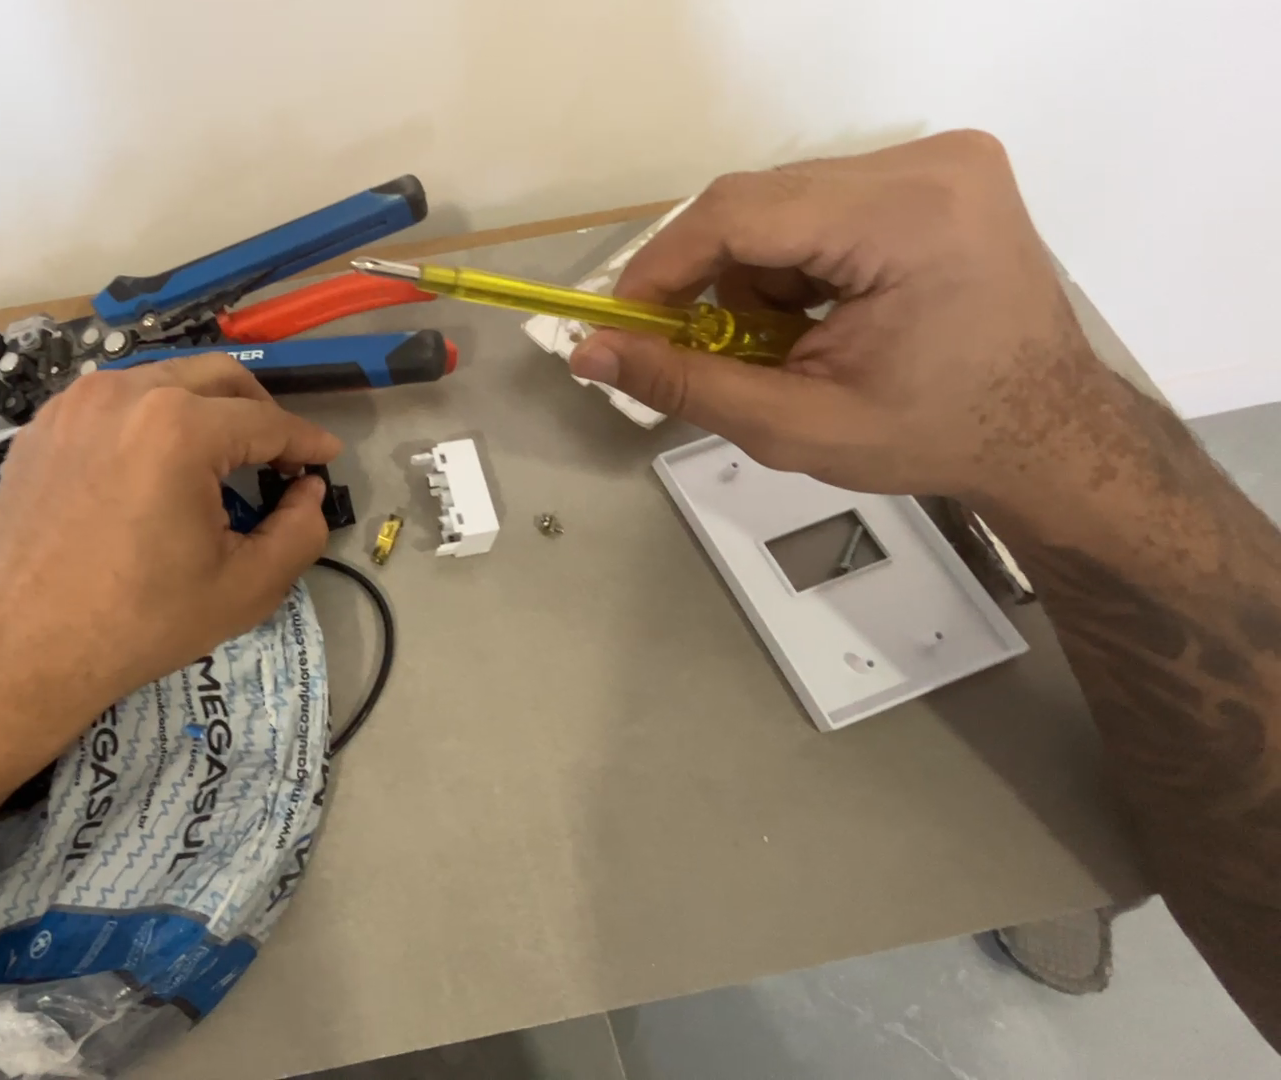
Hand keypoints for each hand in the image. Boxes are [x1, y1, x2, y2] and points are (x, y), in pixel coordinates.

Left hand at [0, 353, 341, 755]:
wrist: (27, 649)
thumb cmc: (142, 622)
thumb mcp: (246, 588)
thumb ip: (301, 530)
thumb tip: (308, 490)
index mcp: (180, 430)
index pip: (266, 421)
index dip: (305, 441)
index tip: (326, 457)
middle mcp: (125, 395)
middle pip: (218, 377)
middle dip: (259, 409)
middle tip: (276, 453)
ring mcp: (75, 404)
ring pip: (163, 379)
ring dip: (204, 407)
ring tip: (218, 455)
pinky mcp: (43, 426)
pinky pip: (114, 401)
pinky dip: (149, 418)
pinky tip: (153, 463)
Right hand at [570, 130, 1121, 504]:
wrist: (1044, 431)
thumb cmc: (927, 437)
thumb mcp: (789, 425)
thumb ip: (681, 384)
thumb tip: (586, 353)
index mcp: (907, 219)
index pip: (739, 212)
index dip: (660, 268)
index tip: (621, 327)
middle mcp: (926, 165)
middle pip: (752, 202)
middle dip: (701, 279)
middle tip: (688, 348)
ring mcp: (935, 164)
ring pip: (773, 207)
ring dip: (745, 279)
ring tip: (776, 345)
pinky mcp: (930, 178)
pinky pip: (809, 210)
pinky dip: (782, 269)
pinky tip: (808, 318)